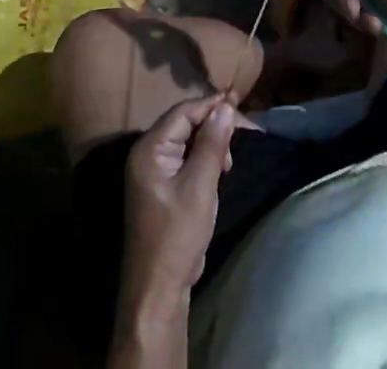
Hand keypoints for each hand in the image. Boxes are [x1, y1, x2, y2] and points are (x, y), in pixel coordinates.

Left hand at [121, 95, 237, 305]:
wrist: (158, 283)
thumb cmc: (178, 232)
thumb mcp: (200, 185)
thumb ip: (212, 143)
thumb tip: (225, 107)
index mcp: (149, 149)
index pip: (181, 112)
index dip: (210, 106)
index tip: (238, 103)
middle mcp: (146, 153)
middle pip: (182, 123)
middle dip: (211, 123)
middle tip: (240, 133)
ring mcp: (151, 170)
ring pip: (184, 140)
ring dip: (209, 142)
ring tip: (229, 159)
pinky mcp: (160, 185)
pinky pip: (183, 157)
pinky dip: (202, 157)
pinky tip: (218, 168)